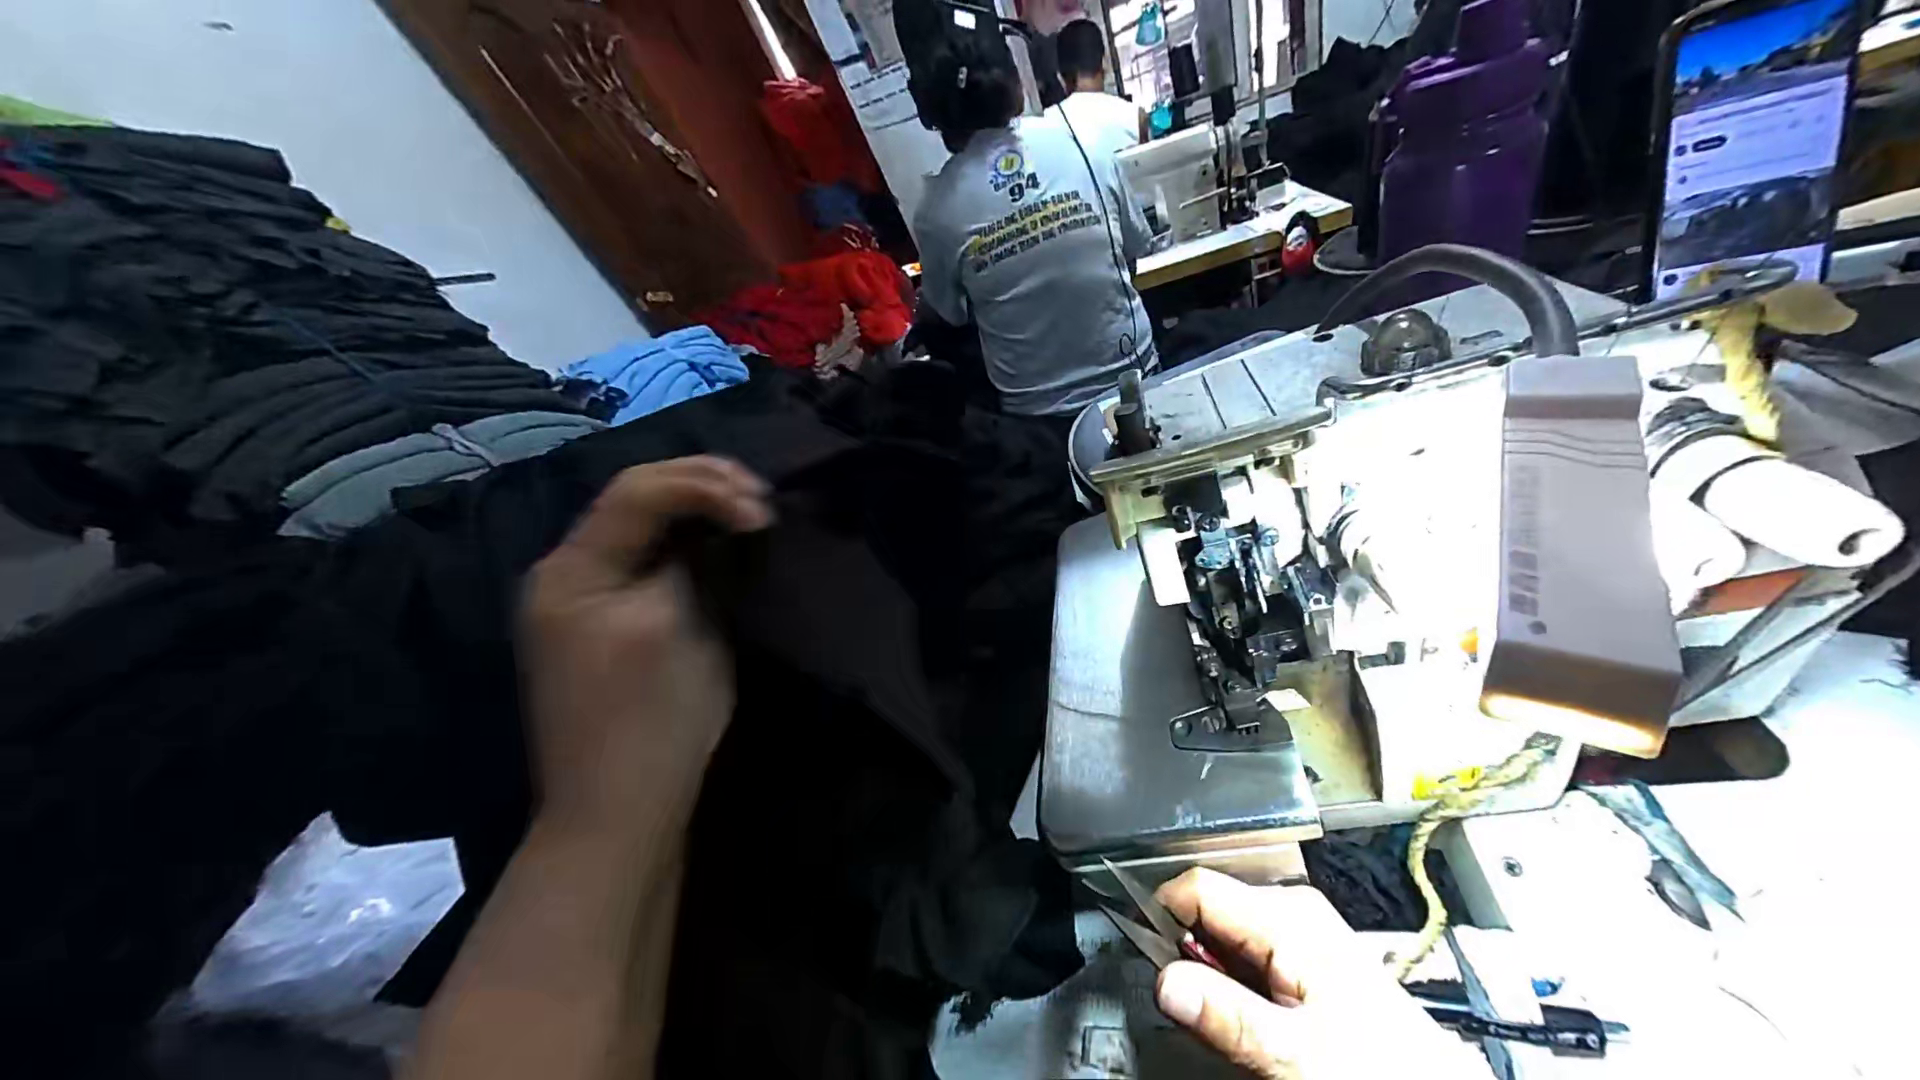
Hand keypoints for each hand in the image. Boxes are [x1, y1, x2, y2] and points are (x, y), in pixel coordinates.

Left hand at [519, 457, 772, 832]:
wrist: (617, 811)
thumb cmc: (650, 721)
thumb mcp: (677, 628)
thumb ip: (692, 563)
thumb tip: (714, 528)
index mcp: (572, 569)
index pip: (638, 491)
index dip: (705, 485)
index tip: (761, 510)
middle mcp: (565, 571)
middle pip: (635, 500)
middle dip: (701, 488)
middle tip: (761, 499)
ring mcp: (580, 598)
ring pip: (642, 528)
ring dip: (696, 512)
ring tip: (748, 511)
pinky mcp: (603, 622)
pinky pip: (645, 560)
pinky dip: (685, 544)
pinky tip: (718, 544)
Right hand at [1152, 869, 1482, 1079]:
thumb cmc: (1385, 1073)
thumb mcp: (1296, 1054)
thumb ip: (1226, 1014)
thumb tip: (1163, 982)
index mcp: (1287, 914)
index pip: (1194, 886)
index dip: (1162, 917)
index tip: (1152, 961)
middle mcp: (1292, 908)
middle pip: (1208, 908)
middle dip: (1193, 953)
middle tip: (1210, 1011)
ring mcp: (1300, 927)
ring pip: (1225, 931)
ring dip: (1215, 970)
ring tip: (1244, 1021)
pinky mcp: (1305, 950)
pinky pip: (1248, 949)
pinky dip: (1238, 979)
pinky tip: (1261, 1016)